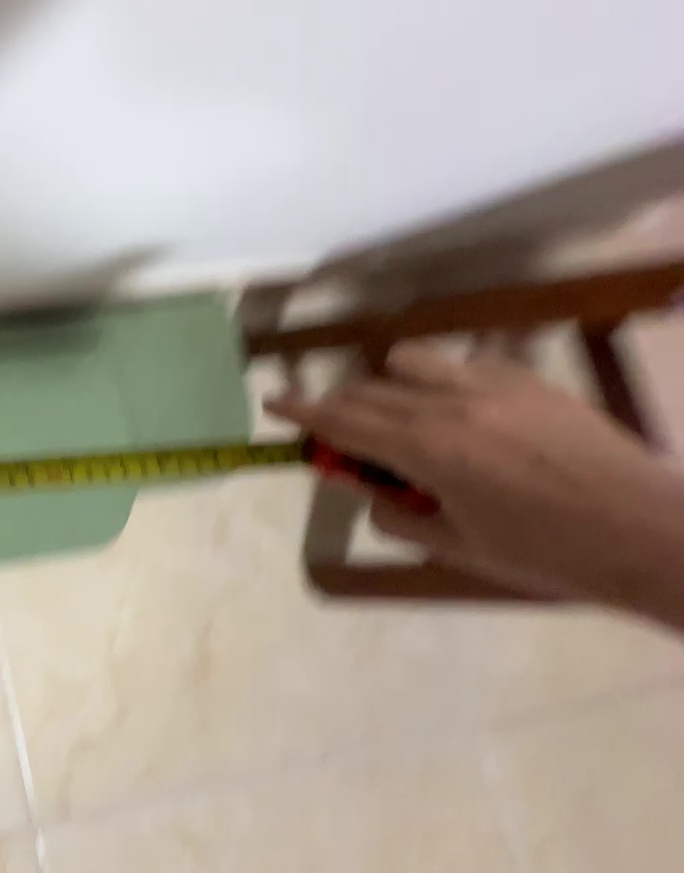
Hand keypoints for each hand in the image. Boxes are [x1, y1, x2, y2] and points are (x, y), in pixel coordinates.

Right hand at [267, 344, 683, 622]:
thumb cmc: (551, 555)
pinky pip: (464, 363)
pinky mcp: (532, 383)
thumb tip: (358, 489)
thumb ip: (392, 513)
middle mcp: (449, 407)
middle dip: (339, 409)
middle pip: (364, 391)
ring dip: (387, 383)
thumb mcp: (457, 546)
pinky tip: (462, 410)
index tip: (271, 402)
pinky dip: (443, 380)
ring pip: (408, 361)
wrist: (664, 540)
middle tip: (343, 440)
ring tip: (403, 414)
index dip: (298, 411)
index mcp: (425, 450)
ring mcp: (494, 388)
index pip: (339, 420)